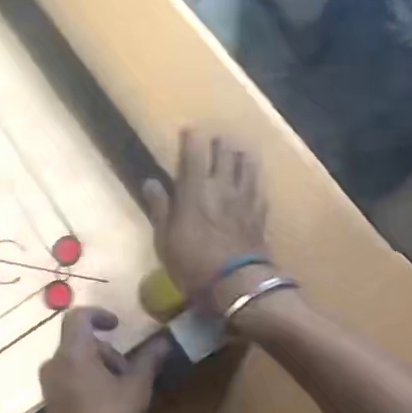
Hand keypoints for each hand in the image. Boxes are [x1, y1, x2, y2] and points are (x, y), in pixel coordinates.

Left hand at [40, 309, 170, 412]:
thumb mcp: (136, 389)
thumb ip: (149, 361)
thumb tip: (164, 341)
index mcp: (72, 353)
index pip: (78, 317)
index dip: (98, 314)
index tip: (118, 325)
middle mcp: (55, 364)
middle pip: (81, 342)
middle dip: (108, 351)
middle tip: (130, 371)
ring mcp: (50, 385)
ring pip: (76, 361)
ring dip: (100, 367)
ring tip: (123, 391)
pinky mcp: (51, 403)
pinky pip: (70, 378)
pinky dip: (89, 380)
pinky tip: (108, 404)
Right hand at [143, 130, 270, 312]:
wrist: (237, 284)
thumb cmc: (193, 264)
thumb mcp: (165, 240)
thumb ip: (160, 208)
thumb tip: (151, 182)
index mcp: (195, 191)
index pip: (194, 155)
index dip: (192, 139)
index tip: (190, 128)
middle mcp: (222, 188)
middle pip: (225, 155)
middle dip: (220, 144)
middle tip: (218, 138)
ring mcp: (245, 200)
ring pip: (247, 167)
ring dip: (242, 156)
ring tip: (240, 151)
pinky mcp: (260, 215)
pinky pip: (259, 190)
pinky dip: (255, 181)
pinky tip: (255, 182)